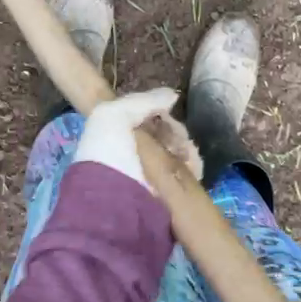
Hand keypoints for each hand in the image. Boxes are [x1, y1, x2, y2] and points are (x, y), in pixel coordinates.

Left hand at [73, 88, 201, 194]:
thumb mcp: (112, 115)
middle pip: (167, 133)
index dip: (158, 112)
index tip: (164, 112)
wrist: (114, 205)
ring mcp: (154, 176)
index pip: (147, 118)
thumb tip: (172, 96)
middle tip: (175, 139)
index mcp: (118, 136)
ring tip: (182, 153)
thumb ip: (142, 101)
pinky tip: (190, 165)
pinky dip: (193, 166)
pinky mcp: (171, 195)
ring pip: (181, 152)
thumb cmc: (108, 153)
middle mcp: (136, 154)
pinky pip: (189, 174)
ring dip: (186, 148)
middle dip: (175, 131)